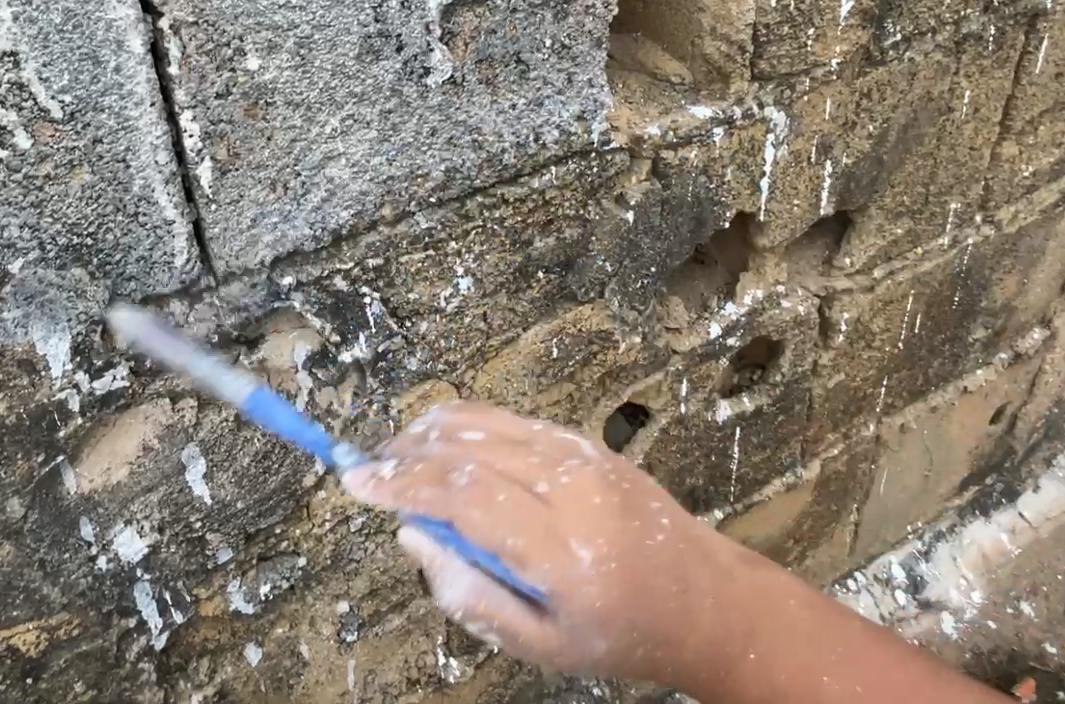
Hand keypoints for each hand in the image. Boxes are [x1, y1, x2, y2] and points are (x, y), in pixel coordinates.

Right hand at [341, 400, 735, 683]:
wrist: (708, 599)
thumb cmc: (620, 635)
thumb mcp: (542, 647)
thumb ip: (470, 594)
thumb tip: (412, 532)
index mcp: (561, 552)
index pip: (465, 498)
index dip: (402, 483)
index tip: (356, 480)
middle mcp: (569, 490)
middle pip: (467, 450)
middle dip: (405, 453)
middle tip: (368, 466)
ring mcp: (578, 456)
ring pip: (483, 423)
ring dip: (428, 432)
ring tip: (395, 451)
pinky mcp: (582, 439)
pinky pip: (507, 417)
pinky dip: (462, 422)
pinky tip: (438, 436)